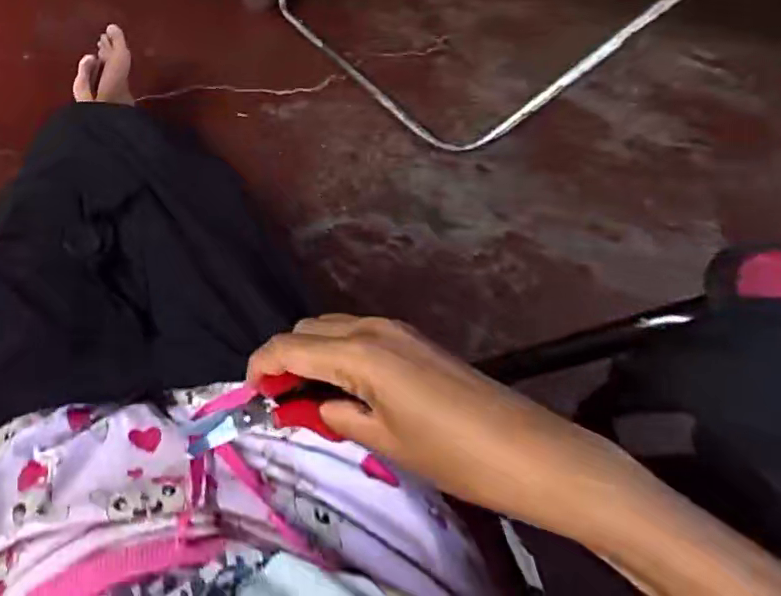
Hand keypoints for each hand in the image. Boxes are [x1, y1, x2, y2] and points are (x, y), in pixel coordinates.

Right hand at [248, 315, 654, 546]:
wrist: (530, 451)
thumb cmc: (453, 454)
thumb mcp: (385, 441)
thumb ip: (334, 416)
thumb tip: (300, 407)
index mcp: (359, 352)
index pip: (289, 347)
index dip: (261, 365)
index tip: (249, 391)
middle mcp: (371, 327)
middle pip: (305, 330)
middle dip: (284, 358)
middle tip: (280, 400)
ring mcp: (394, 327)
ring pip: (330, 327)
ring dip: (310, 353)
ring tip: (310, 397)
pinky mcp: (411, 337)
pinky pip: (356, 333)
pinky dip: (337, 352)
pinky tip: (345, 386)